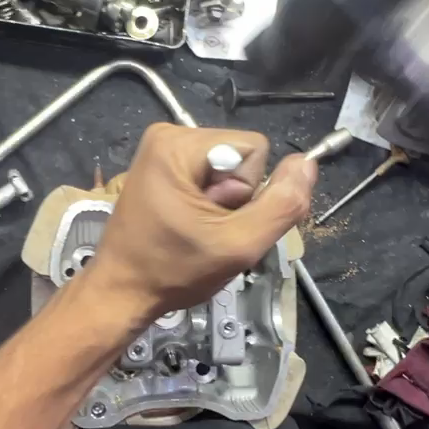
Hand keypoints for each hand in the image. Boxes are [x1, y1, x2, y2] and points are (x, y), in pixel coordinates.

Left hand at [82, 123, 316, 323]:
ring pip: (229, 172)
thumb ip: (281, 205)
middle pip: (242, 158)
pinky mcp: (160, 169)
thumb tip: (307, 164)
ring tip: (195, 233)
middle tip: (206, 232)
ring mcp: (161, 151)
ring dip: (223, 207)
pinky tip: (188, 228)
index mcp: (179, 143)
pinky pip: (209, 179)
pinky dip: (208, 207)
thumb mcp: (238, 245)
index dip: (248, 193)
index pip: (255, 150)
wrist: (121, 293)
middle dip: (235, 201)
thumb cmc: (173, 271)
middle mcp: (168, 135)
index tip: (218, 222)